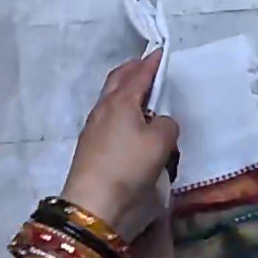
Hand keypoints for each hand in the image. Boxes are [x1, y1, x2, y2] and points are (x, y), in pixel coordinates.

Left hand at [60, 51, 178, 230]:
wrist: (93, 204)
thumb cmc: (129, 166)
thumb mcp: (161, 143)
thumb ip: (166, 124)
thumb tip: (160, 122)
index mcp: (120, 100)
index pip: (138, 74)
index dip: (151, 63)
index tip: (161, 52)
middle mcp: (104, 108)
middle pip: (117, 80)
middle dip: (132, 69)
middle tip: (147, 65)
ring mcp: (94, 127)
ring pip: (111, 98)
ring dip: (125, 89)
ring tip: (141, 92)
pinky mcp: (91, 145)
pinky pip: (109, 116)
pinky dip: (121, 109)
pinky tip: (130, 120)